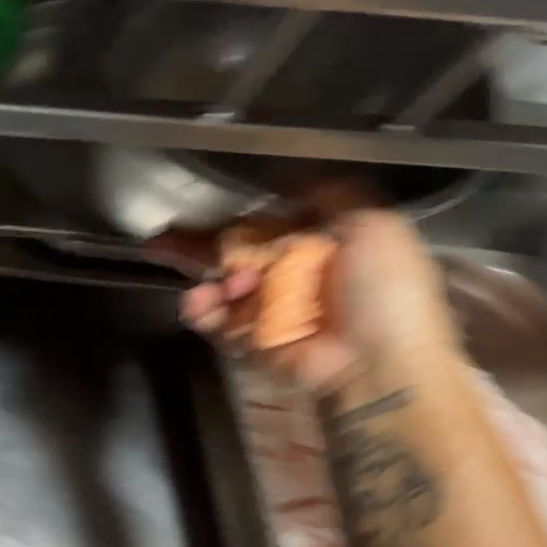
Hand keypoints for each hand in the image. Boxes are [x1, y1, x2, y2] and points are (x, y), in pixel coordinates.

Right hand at [181, 209, 460, 393]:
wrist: (375, 361)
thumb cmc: (383, 291)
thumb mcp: (377, 226)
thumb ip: (337, 199)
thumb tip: (297, 185)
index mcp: (323, 246)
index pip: (270, 225)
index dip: (240, 218)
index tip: (209, 210)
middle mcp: (293, 275)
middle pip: (237, 253)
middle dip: (201, 245)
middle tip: (164, 239)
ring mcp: (269, 309)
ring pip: (222, 285)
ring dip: (209, 281)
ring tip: (217, 287)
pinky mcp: (250, 339)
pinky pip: (216, 319)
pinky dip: (202, 309)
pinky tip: (198, 301)